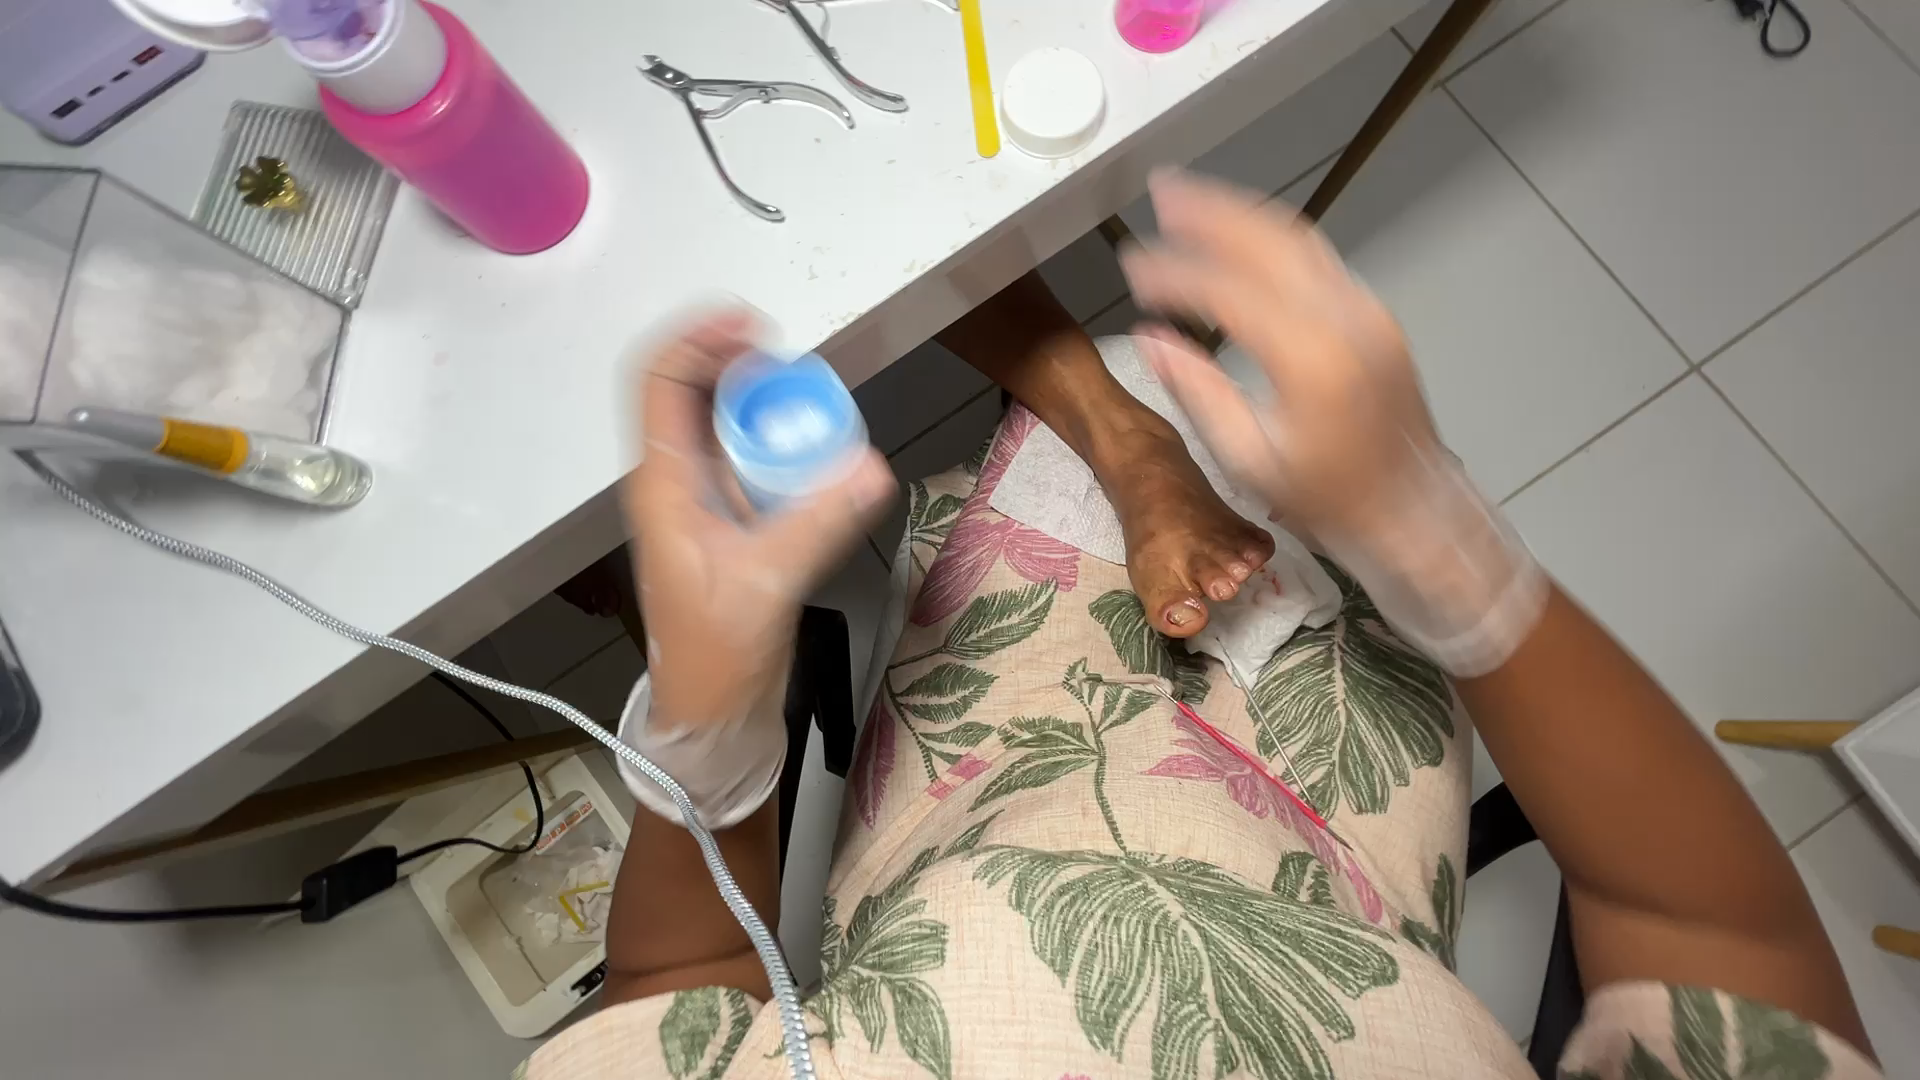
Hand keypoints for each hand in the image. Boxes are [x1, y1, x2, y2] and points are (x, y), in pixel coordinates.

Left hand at [622, 309, 893, 822]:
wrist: (712, 713)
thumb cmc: (716, 653)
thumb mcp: (765, 582)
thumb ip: (818, 522)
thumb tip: (873, 467)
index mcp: (664, 484)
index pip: (663, 383)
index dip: (699, 340)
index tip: (752, 325)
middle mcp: (678, 483)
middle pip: (697, 396)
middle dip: (743, 370)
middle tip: (799, 370)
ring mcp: (706, 505)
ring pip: (728, 430)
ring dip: (768, 410)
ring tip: (815, 407)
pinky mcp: (733, 527)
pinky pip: (756, 467)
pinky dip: (786, 449)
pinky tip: (820, 458)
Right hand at [1119, 170, 1544, 675]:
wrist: (1412, 511)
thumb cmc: (1325, 499)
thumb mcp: (1248, 459)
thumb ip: (1199, 393)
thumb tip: (1152, 340)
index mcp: (1310, 359)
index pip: (1229, 293)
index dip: (1175, 274)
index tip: (1131, 267)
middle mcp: (1346, 317)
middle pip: (1270, 242)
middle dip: (1211, 211)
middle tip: (1160, 191)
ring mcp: (1368, 311)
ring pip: (1298, 241)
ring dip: (1242, 215)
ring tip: (1191, 199)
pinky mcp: (1374, 317)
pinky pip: (1316, 261)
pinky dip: (1270, 239)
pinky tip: (1239, 239)